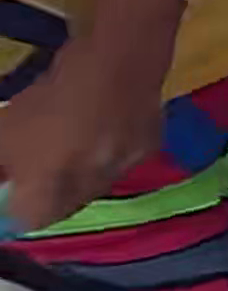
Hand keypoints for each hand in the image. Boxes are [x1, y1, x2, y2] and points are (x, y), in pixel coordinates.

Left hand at [0, 41, 163, 229]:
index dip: (16, 219)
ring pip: (97, 187)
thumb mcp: (3, 135)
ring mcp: (127, 164)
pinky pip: (120, 167)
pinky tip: (96, 145)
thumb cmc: (47, 100)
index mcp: (52, 178)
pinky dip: (104, 164)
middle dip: (48, 202)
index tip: (6, 208)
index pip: (34, 218)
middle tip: (29, 187)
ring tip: (63, 164)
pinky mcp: (150, 149)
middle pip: (69, 207)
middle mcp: (94, 179)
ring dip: (77, 183)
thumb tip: (7, 179)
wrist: (116, 72)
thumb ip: (3, 166)